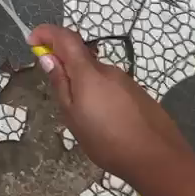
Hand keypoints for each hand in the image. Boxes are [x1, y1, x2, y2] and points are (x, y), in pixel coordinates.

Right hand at [28, 24, 194, 187]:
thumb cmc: (108, 141)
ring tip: (90, 120)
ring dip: (87, 88)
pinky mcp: (142, 96)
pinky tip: (110, 125)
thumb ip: (60, 84)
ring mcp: (129, 83)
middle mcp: (109, 70)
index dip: (46, 33)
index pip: (65, 37)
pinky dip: (104, 98)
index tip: (32, 42)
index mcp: (89, 72)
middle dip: (67, 71)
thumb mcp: (73, 116)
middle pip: (82, 59)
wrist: (162, 162)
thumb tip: (48, 57)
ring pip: (98, 77)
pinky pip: (114, 88)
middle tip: (64, 100)